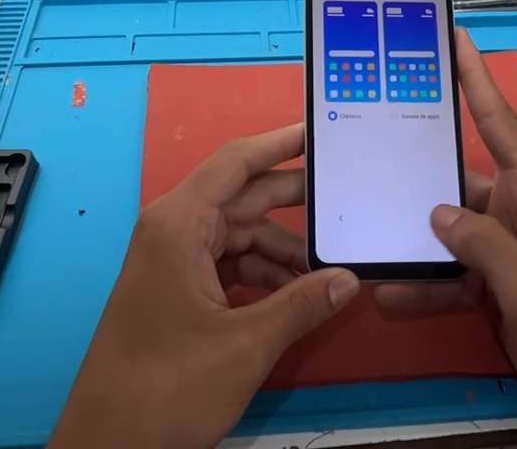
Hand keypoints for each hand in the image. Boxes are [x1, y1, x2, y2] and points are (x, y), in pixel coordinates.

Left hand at [48, 124, 358, 448]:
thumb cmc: (166, 388)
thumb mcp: (244, 346)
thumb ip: (301, 305)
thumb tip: (349, 280)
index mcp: (180, 222)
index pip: (237, 162)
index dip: (279, 143)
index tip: (316, 128)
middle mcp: (174, 228)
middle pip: (242, 197)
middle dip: (292, 199)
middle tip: (342, 195)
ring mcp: (173, 258)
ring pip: (238, 234)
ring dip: (281, 248)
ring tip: (329, 264)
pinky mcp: (176, 287)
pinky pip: (228, 262)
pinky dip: (262, 272)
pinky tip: (296, 290)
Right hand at [377, 29, 516, 448]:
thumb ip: (482, 244)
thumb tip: (437, 213)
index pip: (501, 125)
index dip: (477, 80)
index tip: (454, 38)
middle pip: (461, 182)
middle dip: (419, 172)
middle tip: (371, 148)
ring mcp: (512, 257)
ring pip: (451, 233)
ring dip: (415, 241)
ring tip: (367, 235)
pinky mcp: (502, 294)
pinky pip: (454, 276)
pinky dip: (426, 284)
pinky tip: (392, 291)